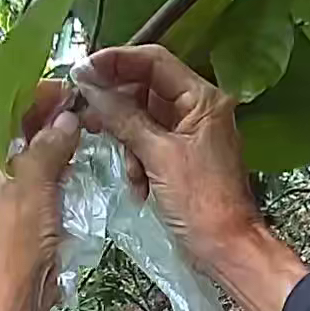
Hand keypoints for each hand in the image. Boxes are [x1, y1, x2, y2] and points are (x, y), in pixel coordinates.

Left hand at [0, 80, 80, 310]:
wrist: (12, 298)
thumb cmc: (12, 239)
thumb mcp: (33, 184)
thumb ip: (51, 145)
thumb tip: (70, 116)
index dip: (29, 95)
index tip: (64, 87)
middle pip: (8, 129)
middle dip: (43, 120)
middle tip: (79, 109)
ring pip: (22, 154)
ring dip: (50, 145)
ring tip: (81, 129)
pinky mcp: (8, 210)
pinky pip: (29, 178)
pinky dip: (49, 170)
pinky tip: (72, 161)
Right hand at [73, 45, 262, 268]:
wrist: (226, 248)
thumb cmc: (200, 203)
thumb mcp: (159, 156)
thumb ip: (124, 117)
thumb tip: (91, 85)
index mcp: (202, 99)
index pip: (153, 62)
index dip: (116, 62)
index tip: (83, 72)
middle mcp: (198, 111)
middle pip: (145, 92)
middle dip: (119, 112)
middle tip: (91, 123)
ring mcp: (191, 137)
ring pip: (144, 122)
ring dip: (129, 146)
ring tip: (131, 174)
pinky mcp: (183, 161)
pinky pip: (150, 148)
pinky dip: (140, 164)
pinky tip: (140, 188)